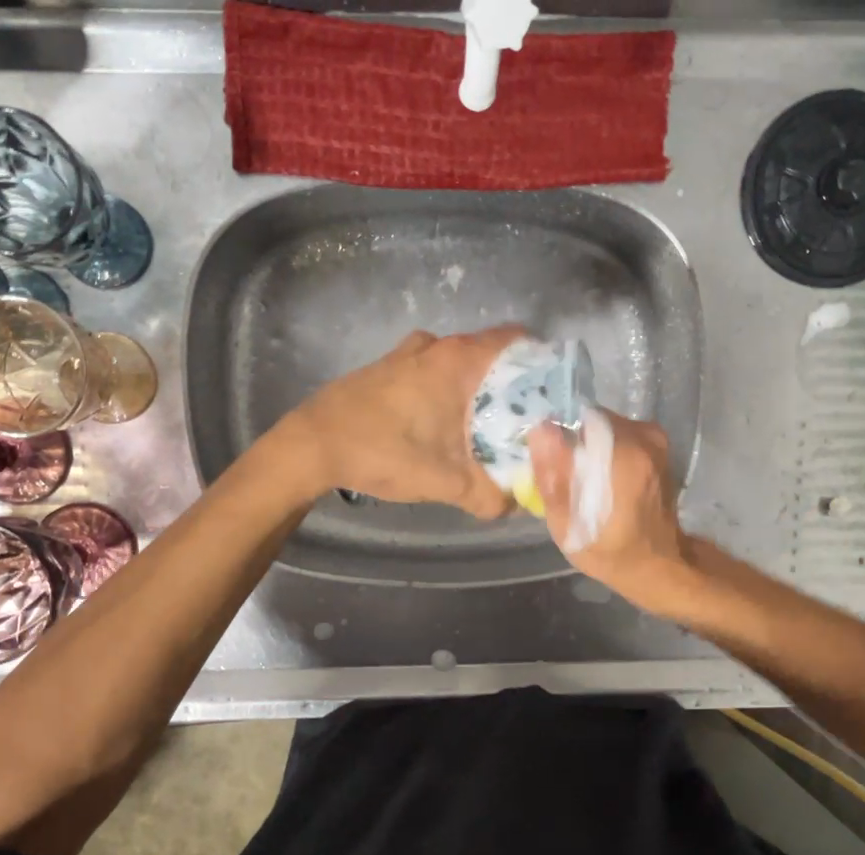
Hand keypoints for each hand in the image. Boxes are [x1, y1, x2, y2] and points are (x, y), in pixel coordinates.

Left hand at [275, 326, 522, 518]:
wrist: (312, 445)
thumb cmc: (384, 451)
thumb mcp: (445, 482)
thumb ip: (489, 495)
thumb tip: (515, 505)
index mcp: (458, 360)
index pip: (519, 339)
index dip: (542, 362)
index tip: (553, 394)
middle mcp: (435, 346)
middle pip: (490, 354)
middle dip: (511, 384)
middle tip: (524, 421)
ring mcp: (406, 354)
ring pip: (458, 364)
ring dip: (474, 389)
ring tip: (485, 427)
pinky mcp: (385, 369)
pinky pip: (431, 373)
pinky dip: (445, 392)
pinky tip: (442, 427)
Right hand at [527, 409, 696, 612]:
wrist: (659, 564)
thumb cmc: (609, 550)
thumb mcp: (567, 524)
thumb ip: (551, 475)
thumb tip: (539, 430)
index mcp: (623, 454)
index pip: (576, 417)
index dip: (555, 433)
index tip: (547, 457)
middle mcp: (644, 437)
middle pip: (591, 420)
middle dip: (572, 439)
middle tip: (561, 472)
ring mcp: (656, 439)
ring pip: (605, 426)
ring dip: (588, 446)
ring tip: (579, 477)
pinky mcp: (660, 445)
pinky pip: (620, 434)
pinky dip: (605, 449)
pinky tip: (599, 477)